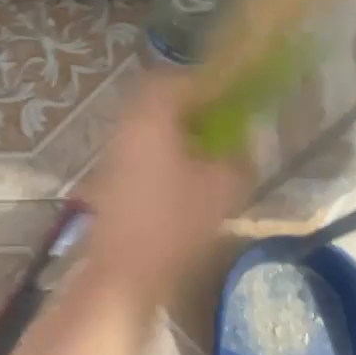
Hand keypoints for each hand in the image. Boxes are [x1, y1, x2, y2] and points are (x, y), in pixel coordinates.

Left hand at [82, 76, 249, 294]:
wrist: (122, 275)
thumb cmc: (173, 223)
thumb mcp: (222, 189)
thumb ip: (240, 158)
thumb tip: (246, 143)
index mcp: (152, 115)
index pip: (180, 79)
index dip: (208, 83)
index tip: (231, 92)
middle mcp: (127, 123)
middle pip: (158, 97)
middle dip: (189, 102)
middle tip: (217, 115)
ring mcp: (113, 149)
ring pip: (147, 122)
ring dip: (175, 126)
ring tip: (205, 145)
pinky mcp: (109, 176)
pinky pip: (140, 146)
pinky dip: (162, 148)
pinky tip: (183, 173)